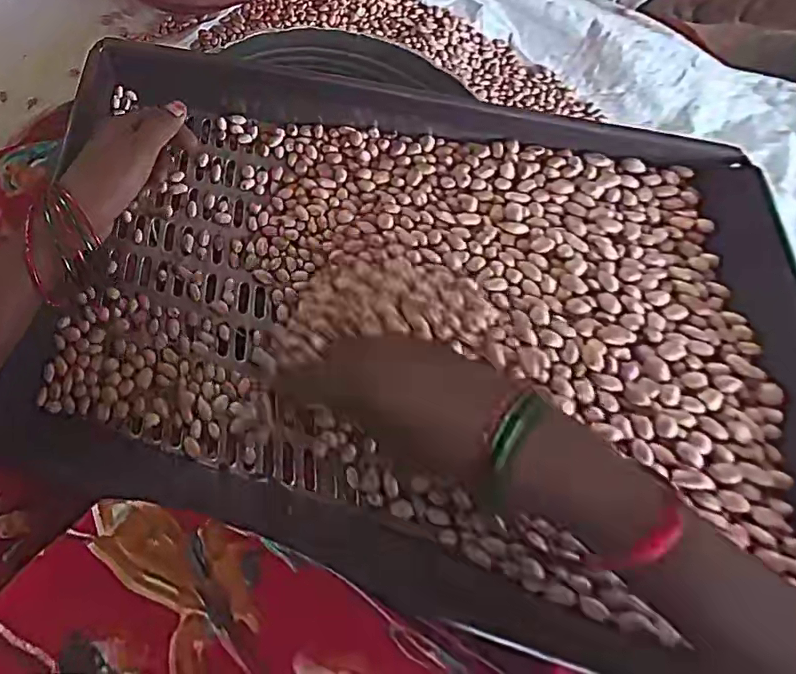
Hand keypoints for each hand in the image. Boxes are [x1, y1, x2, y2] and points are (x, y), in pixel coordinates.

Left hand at [58, 102, 196, 227]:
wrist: (80, 214)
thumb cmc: (111, 179)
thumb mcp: (142, 147)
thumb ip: (161, 126)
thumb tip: (178, 107)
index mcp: (119, 125)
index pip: (155, 116)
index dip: (177, 130)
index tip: (193, 150)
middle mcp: (113, 140)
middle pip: (151, 139)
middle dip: (167, 155)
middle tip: (170, 172)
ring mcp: (110, 162)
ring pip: (145, 161)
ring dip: (157, 172)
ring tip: (156, 185)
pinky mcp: (109, 184)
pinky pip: (135, 179)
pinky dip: (144, 185)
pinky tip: (144, 194)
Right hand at [269, 335, 517, 486]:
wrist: (519, 439)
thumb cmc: (446, 452)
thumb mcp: (390, 444)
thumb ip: (356, 417)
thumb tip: (337, 407)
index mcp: (353, 377)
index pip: (304, 376)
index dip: (287, 384)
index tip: (275, 389)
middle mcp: (370, 351)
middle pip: (330, 354)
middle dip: (318, 371)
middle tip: (314, 392)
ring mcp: (401, 344)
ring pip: (360, 347)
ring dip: (350, 364)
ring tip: (352, 387)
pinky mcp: (428, 345)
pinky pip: (388, 349)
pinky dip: (380, 362)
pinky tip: (390, 382)